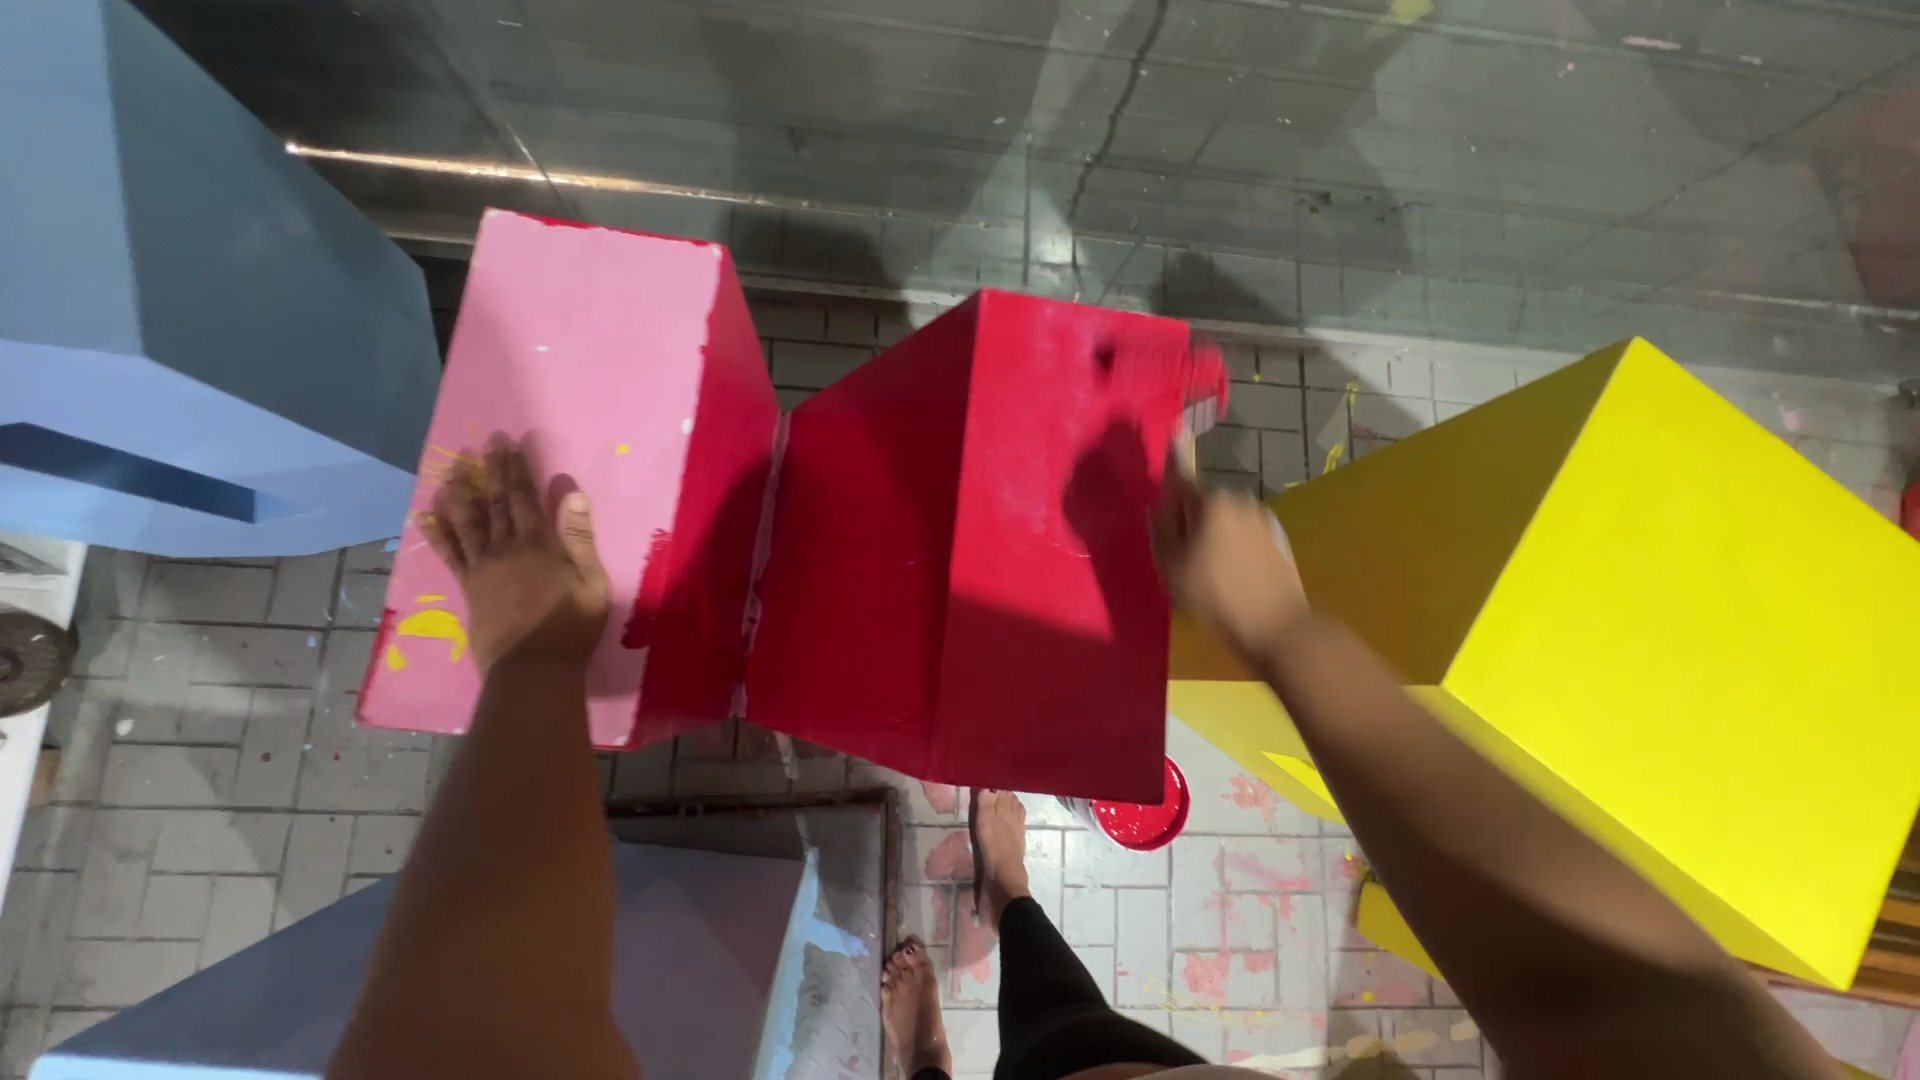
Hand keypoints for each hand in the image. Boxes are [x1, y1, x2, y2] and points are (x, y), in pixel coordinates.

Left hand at [423, 435, 609, 672]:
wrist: (533, 667)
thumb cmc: (572, 626)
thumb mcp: (592, 582)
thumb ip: (580, 537)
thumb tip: (573, 493)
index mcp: (539, 545)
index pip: (526, 497)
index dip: (519, 469)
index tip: (512, 443)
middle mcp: (506, 548)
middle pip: (496, 502)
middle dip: (492, 471)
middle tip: (487, 443)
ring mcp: (483, 567)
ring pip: (468, 521)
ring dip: (460, 492)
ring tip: (453, 468)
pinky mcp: (469, 587)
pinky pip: (449, 554)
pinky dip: (437, 532)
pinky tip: (426, 514)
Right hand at [1151, 465, 1309, 658]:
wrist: (1276, 625)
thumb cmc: (1214, 594)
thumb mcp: (1171, 565)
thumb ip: (1160, 529)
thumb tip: (1158, 506)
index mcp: (1212, 500)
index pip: (1182, 476)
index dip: (1171, 474)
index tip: (1168, 463)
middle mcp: (1241, 500)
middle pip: (1203, 502)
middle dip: (1191, 519)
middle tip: (1180, 554)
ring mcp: (1264, 520)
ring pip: (1226, 520)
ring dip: (1214, 535)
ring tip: (1206, 571)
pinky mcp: (1278, 541)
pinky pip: (1245, 537)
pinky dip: (1234, 548)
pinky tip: (1231, 577)